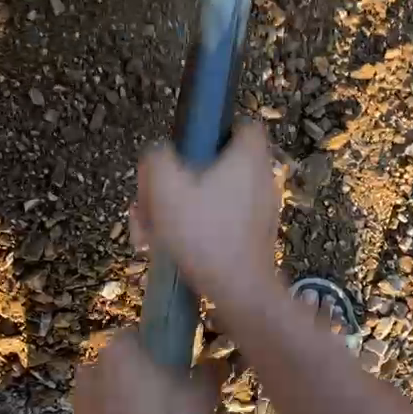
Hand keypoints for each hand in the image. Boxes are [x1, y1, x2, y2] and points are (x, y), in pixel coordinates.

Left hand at [73, 334, 225, 413]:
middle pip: (122, 361)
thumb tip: (218, 362)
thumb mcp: (202, 398)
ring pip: (110, 386)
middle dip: (140, 374)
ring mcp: (79, 394)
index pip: (140, 334)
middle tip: (166, 397)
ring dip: (125, 396)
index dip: (159, 350)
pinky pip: (100, 410)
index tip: (174, 368)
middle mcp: (93, 363)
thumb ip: (211, 370)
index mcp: (120, 348)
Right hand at [136, 122, 282, 305]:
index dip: (212, 130)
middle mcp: (260, 178)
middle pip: (215, 165)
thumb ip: (157, 159)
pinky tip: (168, 248)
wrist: (238, 290)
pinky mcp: (252, 238)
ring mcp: (259, 211)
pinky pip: (218, 223)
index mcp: (247, 156)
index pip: (241, 124)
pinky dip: (194, 230)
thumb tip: (158, 155)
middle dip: (178, 181)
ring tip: (152, 231)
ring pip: (211, 198)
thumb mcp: (165, 187)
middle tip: (154, 200)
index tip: (186, 149)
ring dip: (178, 210)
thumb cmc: (204, 234)